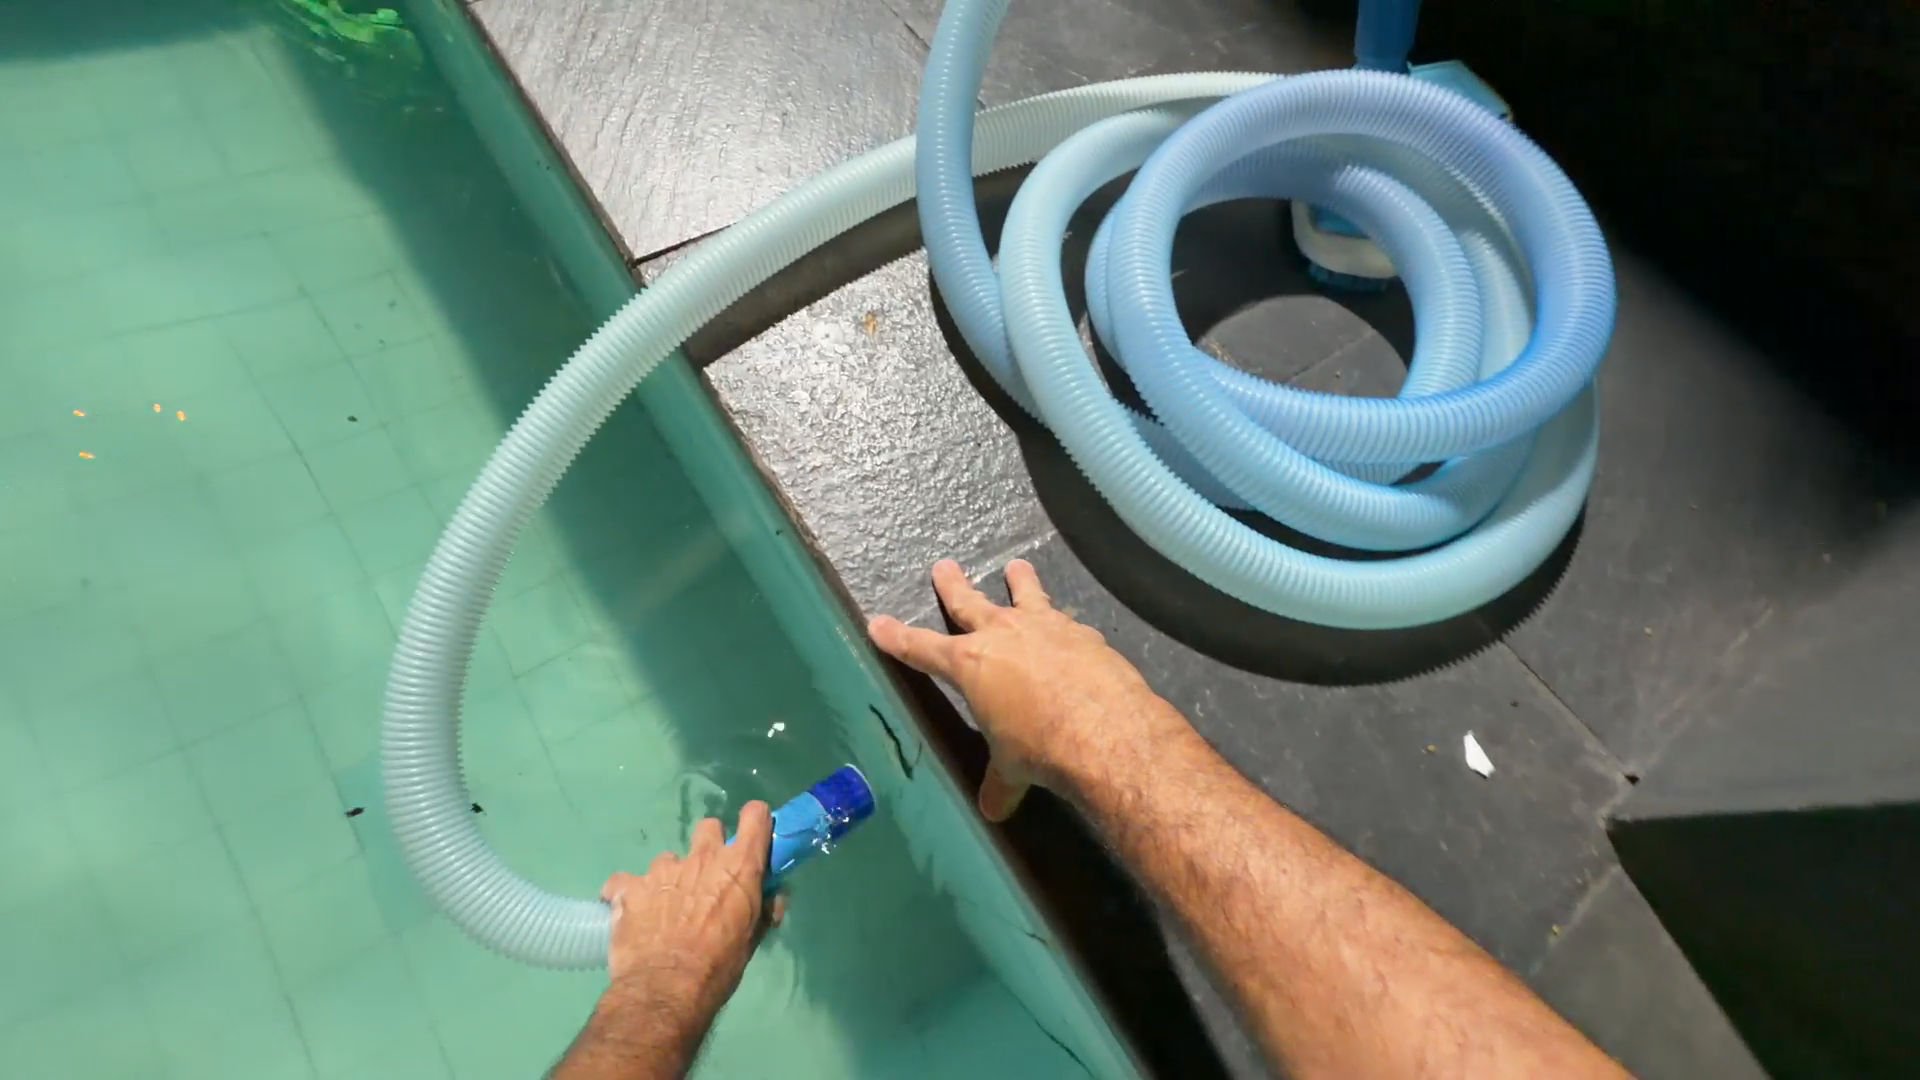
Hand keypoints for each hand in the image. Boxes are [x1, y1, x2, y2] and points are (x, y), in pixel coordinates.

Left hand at [598, 803, 784, 1032]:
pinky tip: (630, 913)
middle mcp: (703, 856)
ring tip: (664, 909)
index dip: (755, 822)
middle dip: (709, 846)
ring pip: (668, 859)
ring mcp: (663, 869)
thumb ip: (765, 909)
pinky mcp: (630, 887)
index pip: (756, 815)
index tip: (753, 838)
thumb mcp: (753, 939)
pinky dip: (628, 895)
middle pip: (709, 827)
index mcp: (739, 865)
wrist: (665, 992)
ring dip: (670, 877)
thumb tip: (774, 898)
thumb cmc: (719, 966)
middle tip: (706, 877)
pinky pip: (623, 882)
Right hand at [867, 558, 1188, 820]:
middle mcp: (1003, 634)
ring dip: (1019, 581)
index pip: (922, 648)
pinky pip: (1068, 623)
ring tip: (1017, 566)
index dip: (897, 637)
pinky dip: (1065, 625)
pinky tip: (1074, 631)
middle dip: (952, 586)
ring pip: (1025, 594)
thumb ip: (1000, 782)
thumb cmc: (1040, 747)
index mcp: (971, 663)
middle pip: (968, 603)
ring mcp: (1045, 627)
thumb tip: (993, 810)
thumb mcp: (1012, 767)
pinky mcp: (1082, 632)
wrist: (1104, 730)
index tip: (876, 622)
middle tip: (943, 565)